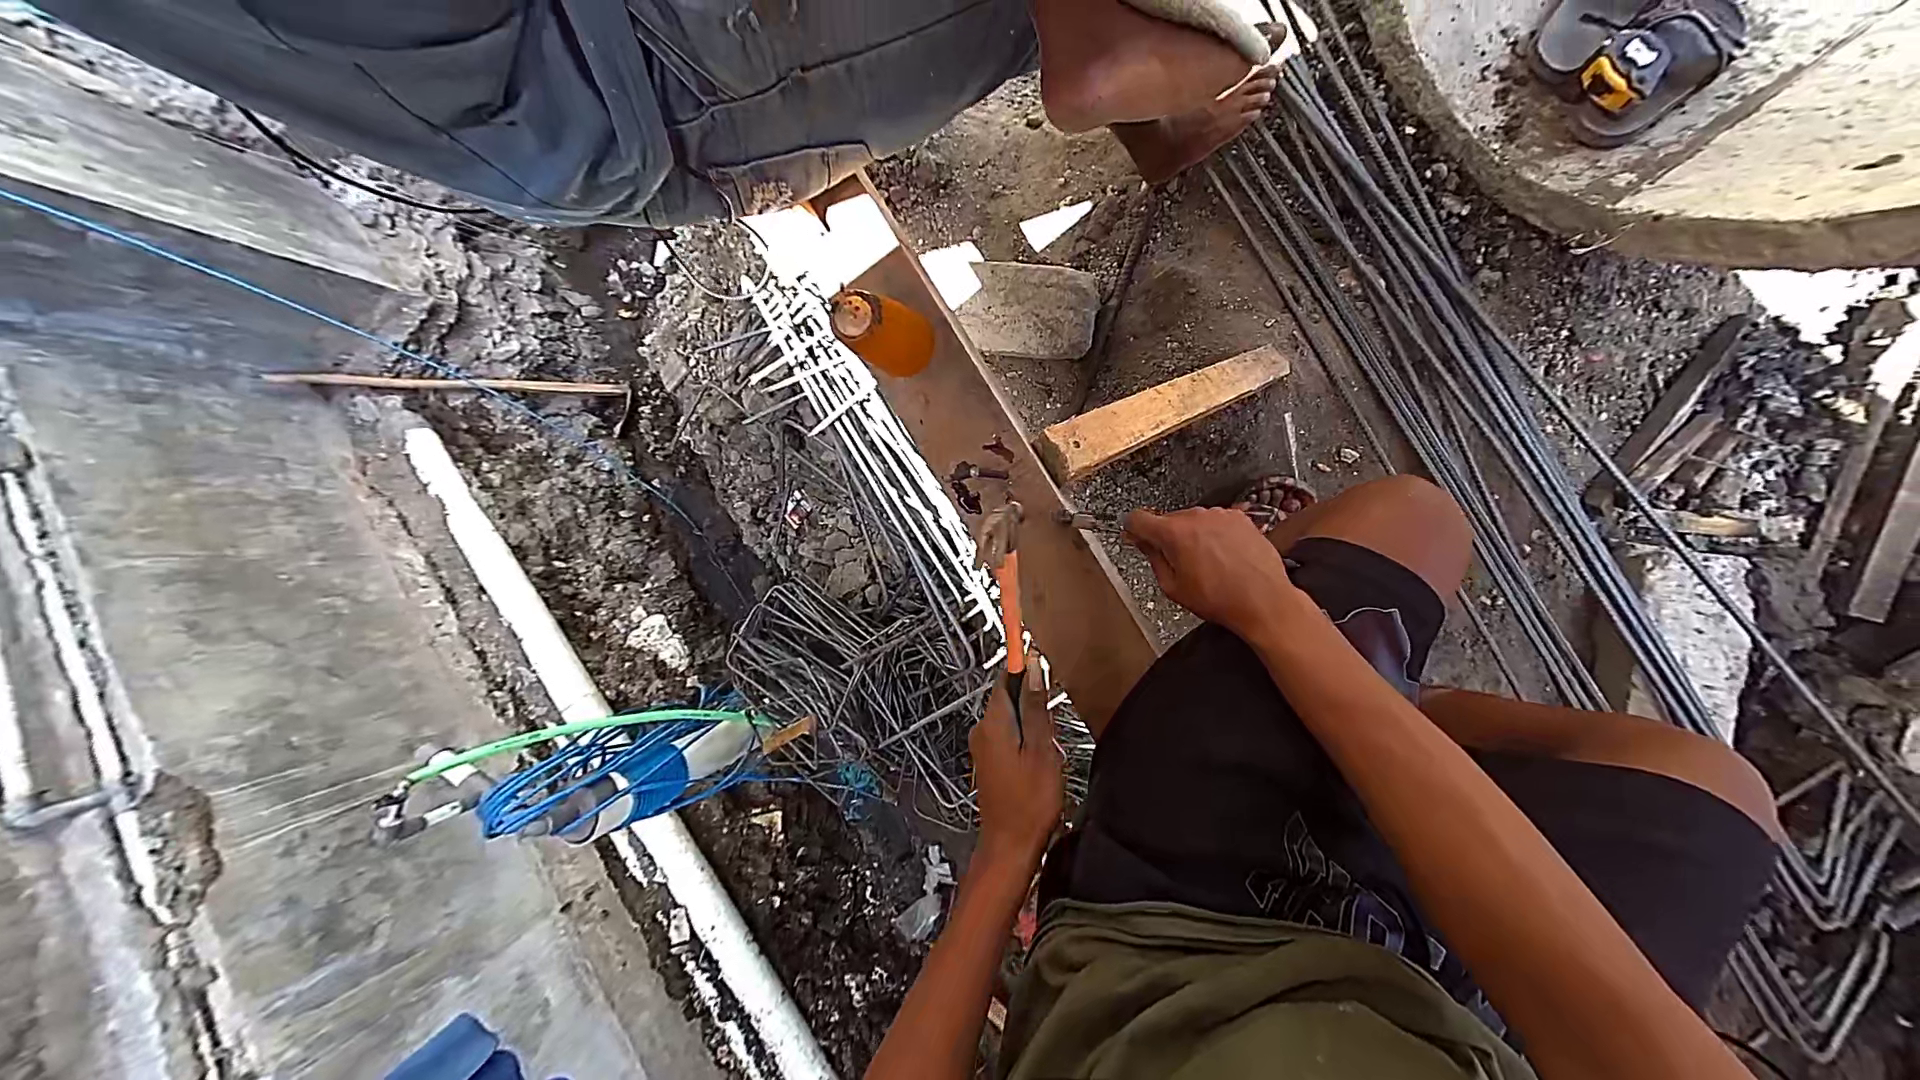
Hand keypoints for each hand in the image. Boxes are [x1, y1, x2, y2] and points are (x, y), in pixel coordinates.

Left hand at [970, 654, 1062, 860]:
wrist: (1010, 847)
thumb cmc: (1029, 803)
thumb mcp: (1042, 750)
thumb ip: (1035, 707)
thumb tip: (1032, 669)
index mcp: (994, 722)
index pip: (1006, 676)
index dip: (1022, 660)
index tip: (1034, 644)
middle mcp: (982, 730)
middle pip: (1010, 697)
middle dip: (1035, 704)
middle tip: (1054, 729)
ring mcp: (983, 746)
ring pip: (1013, 718)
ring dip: (1035, 726)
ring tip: (1050, 755)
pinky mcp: (989, 760)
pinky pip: (1011, 736)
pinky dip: (1028, 740)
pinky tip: (1043, 765)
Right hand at [1124, 507, 1303, 637]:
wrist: (1263, 600)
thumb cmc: (1221, 599)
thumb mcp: (1172, 587)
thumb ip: (1152, 558)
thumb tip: (1143, 543)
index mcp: (1173, 533)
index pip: (1138, 518)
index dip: (1133, 530)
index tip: (1136, 538)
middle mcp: (1196, 517)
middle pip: (1167, 520)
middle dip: (1166, 538)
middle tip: (1176, 563)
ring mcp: (1220, 515)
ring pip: (1192, 521)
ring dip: (1192, 536)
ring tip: (1205, 564)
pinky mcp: (1239, 518)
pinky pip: (1215, 522)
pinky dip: (1214, 535)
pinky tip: (1222, 557)